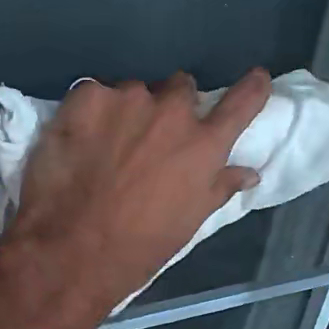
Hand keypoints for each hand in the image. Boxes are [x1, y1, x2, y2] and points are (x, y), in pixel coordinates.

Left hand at [0, 70, 270, 328]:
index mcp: (203, 145)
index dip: (252, 89)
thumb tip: (249, 173)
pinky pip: (94, 94)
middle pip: (179, 88)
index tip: (257, 78)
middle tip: (150, 136)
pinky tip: (78, 140)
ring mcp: (127, 99)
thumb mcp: (188, 222)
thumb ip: (219, 187)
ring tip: (106, 143)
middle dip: (170, 106)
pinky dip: (89, 112)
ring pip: (133, 92)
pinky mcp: (86, 98)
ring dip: (126, 110)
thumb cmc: (139, 246)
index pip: (242, 103)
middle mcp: (171, 112)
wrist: (71, 249)